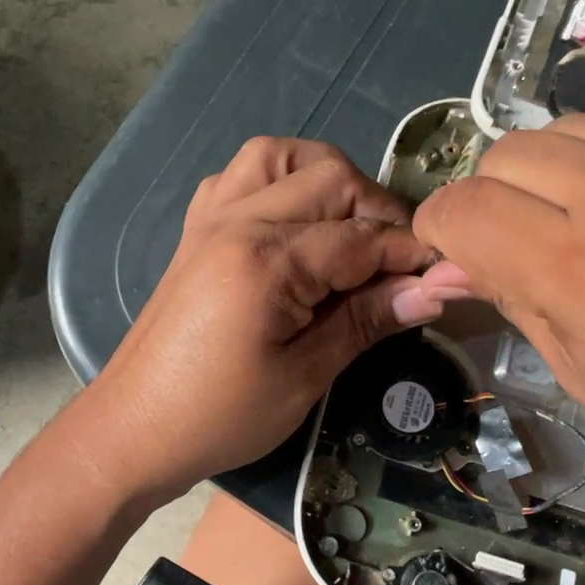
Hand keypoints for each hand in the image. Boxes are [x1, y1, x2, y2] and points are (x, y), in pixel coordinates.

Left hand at [71, 137, 464, 501]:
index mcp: (266, 259)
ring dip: (327, 179)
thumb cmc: (219, 416)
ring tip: (351, 229)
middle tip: (400, 264)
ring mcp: (209, 218)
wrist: (133, 427)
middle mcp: (236, 220)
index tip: (451, 271)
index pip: (361, 236)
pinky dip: (279, 181)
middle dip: (379, 210)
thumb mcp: (304, 377)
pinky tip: (294, 223)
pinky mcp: (194, 230)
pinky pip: (241, 176)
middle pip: (330, 178)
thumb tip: (437, 288)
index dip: (413, 252)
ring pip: (281, 157)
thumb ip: (367, 320)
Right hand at [412, 97, 584, 477]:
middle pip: (504, 154)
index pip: (462, 208)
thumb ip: (513, 299)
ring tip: (580, 217)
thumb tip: (451, 263)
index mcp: (582, 270)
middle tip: (522, 244)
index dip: (442, 231)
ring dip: (548, 171)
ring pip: (562, 126)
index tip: (458, 255)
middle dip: (492, 199)